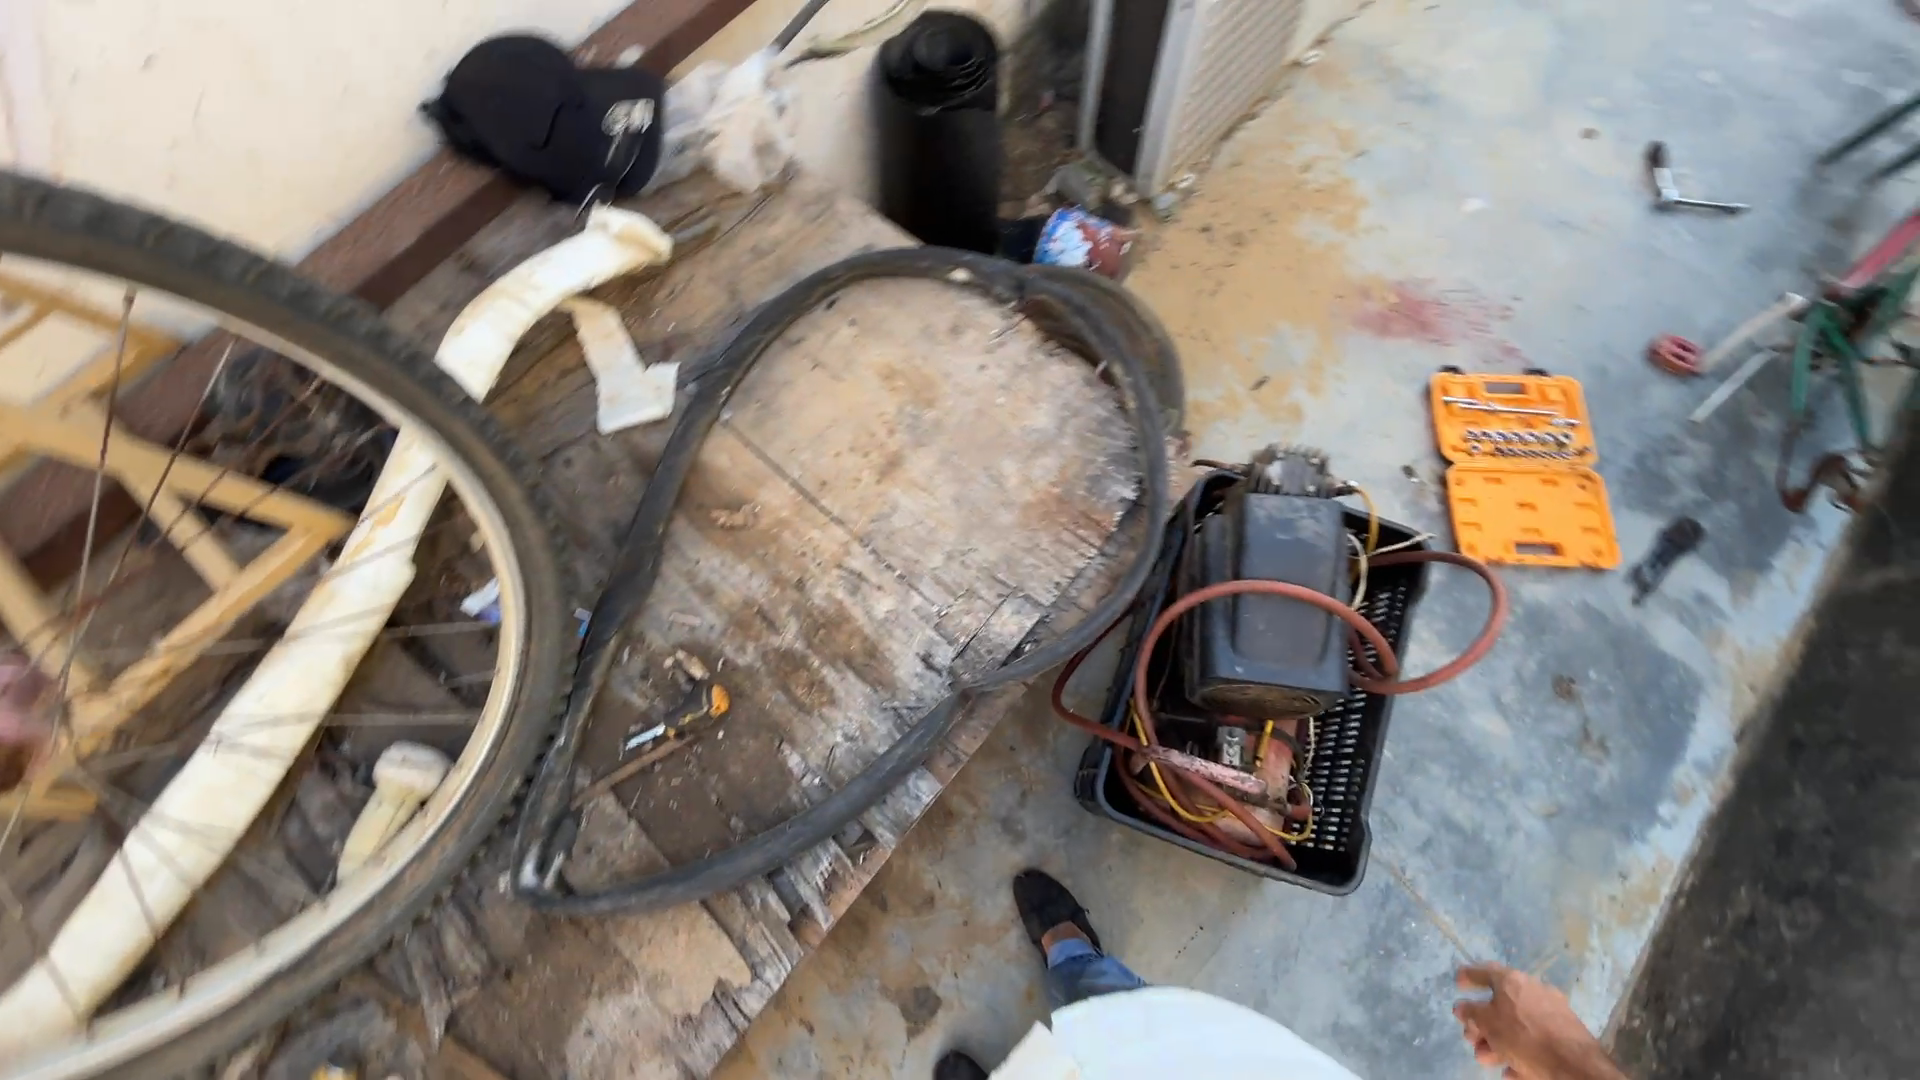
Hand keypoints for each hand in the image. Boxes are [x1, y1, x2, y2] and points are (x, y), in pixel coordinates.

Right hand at [1453, 963, 1625, 1079]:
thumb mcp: (1488, 1023)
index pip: (1482, 971)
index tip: (1458, 985)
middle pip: (1499, 1005)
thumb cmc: (1525, 1037)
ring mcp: (1553, 1012)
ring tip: (1489, 1060)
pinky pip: (1536, 1039)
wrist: (1578, 1067)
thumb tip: (1461, 1008)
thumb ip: (1470, 1013)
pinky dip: (1521, 1053)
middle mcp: (1533, 989)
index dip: (1466, 977)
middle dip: (1482, 1026)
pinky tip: (1512, 1072)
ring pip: (1518, 1025)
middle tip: (1472, 1039)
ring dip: (1499, 1043)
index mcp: (1511, 979)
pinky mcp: (1568, 1034)